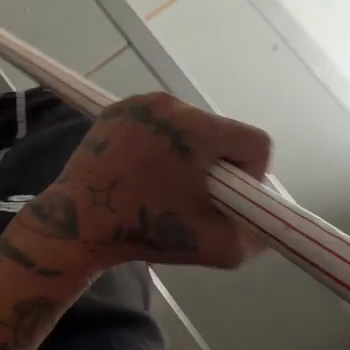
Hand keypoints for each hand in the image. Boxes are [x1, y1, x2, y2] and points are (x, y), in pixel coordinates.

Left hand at [0, 94, 271, 277]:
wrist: (79, 219)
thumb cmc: (149, 230)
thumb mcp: (222, 247)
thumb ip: (261, 234)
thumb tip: (269, 220)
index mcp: (197, 128)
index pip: (254, 141)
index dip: (253, 174)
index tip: (230, 198)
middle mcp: (169, 104)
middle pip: (220, 131)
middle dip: (218, 163)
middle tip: (195, 195)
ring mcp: (138, 103)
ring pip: (188, 126)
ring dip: (189, 153)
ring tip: (165, 185)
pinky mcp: (115, 109)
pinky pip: (157, 123)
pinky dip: (160, 144)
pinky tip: (144, 171)